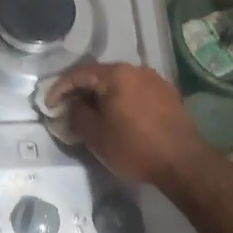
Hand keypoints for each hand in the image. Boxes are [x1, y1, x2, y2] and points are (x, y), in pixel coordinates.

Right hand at [46, 63, 207, 184]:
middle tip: (67, 108)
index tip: (48, 106)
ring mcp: (156, 81)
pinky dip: (121, 101)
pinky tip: (118, 117)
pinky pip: (136, 92)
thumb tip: (72, 105)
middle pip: (100, 76)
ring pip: (119, 84)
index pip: (78, 74)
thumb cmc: (133, 147)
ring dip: (102, 96)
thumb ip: (76, 114)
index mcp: (116, 75)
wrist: (183, 163)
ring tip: (92, 114)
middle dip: (81, 92)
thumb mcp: (94, 134)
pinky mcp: (169, 95)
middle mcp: (136, 70)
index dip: (59, 89)